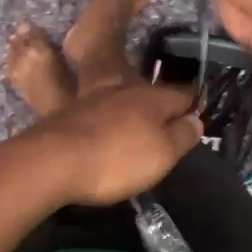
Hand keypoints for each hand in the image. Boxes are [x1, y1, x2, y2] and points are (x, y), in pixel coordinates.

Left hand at [15, 83, 202, 206]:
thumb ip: (182, 135)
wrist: (52, 161)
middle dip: (161, 108)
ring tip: (139, 131)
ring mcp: (93, 100)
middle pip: (151, 96)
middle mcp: (124, 90)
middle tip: (169, 126)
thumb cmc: (117, 158)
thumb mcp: (162, 154)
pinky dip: (108, 124)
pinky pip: (99, 115)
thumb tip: (196, 118)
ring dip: (132, 114)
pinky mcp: (70, 115)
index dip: (194, 105)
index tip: (199, 114)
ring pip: (122, 102)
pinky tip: (107, 136)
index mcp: (152, 97)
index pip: (183, 94)